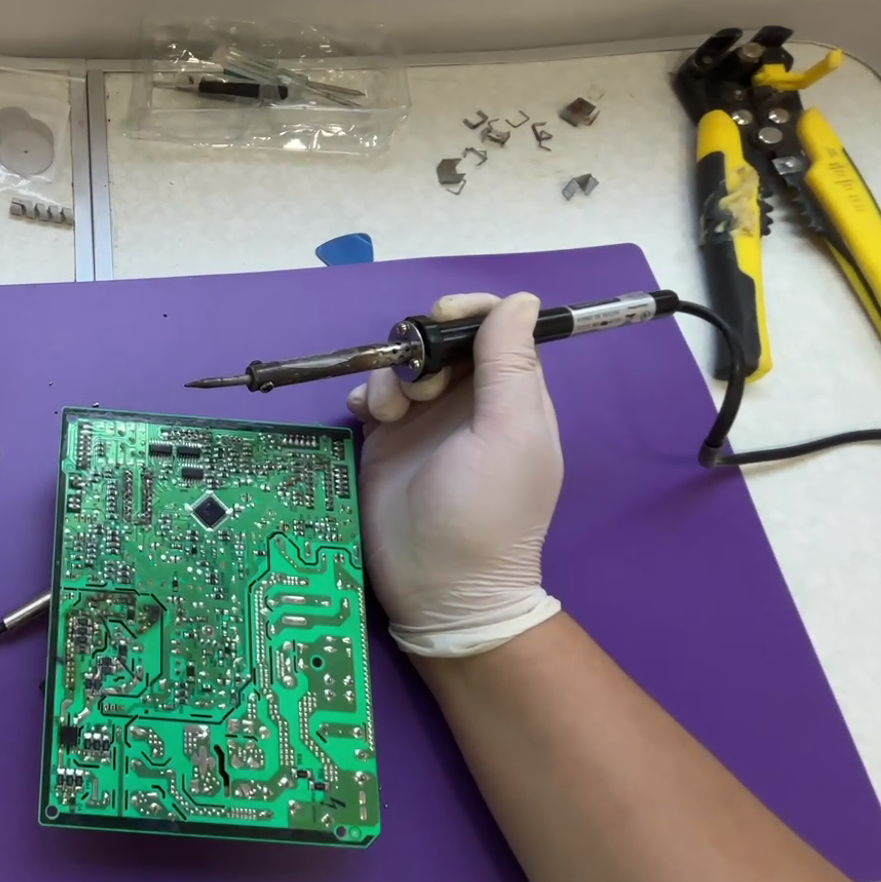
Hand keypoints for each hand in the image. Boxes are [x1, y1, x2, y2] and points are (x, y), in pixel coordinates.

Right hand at [346, 293, 563, 657]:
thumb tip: (516, 299)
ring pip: (399, 369)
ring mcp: (421, 424)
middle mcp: (465, 404)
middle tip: (418, 388)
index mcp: (509, 397)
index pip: (495, 330)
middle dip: (420, 350)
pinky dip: (364, 398)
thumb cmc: (484, 509)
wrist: (437, 581)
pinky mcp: (382, 443)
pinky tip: (366, 419)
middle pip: (439, 345)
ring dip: (388, 379)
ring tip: (389, 416)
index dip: (470, 313)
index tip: (440, 317)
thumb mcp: (508, 433)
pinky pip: (369, 399)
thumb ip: (509, 365)